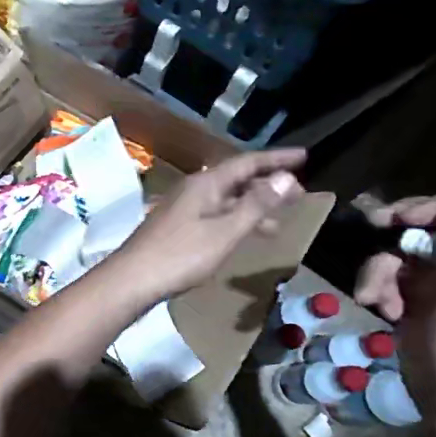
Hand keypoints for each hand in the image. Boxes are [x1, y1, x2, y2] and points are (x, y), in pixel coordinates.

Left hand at [110, 148, 307, 301]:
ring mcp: (182, 209)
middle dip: (268, 185)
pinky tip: (242, 237)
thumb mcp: (224, 231)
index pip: (247, 162)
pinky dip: (235, 221)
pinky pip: (214, 216)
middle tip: (299, 194)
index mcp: (205, 184)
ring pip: (226, 200)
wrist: (131, 280)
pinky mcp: (176, 228)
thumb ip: (256, 205)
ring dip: (253, 207)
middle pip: (236, 180)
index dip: (277, 159)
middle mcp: (193, 190)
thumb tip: (286, 178)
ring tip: (278, 223)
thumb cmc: (180, 255)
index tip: (304, 156)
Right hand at [353, 184, 435, 434]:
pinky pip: (392, 281)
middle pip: (433, 229)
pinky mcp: (418, 305)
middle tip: (375, 229)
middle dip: (401, 235)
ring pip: (405, 255)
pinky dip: (380, 291)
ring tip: (373, 299)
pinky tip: (379, 312)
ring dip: (382, 271)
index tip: (403, 217)